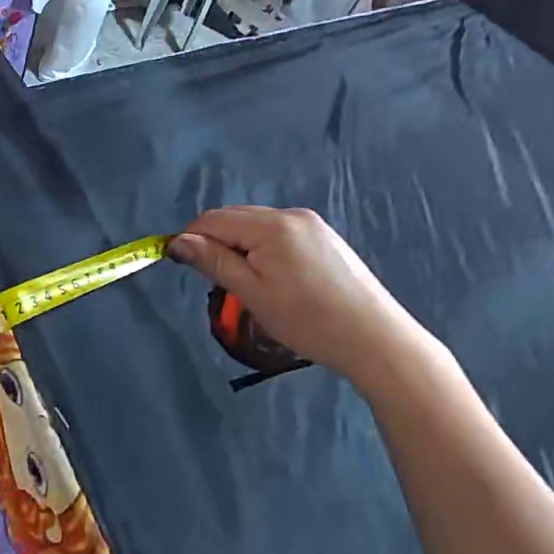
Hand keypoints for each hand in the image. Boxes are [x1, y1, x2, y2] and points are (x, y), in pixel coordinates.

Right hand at [169, 206, 429, 385]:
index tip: (177, 262)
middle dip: (215, 241)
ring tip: (244, 282)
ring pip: (256, 225)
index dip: (190, 237)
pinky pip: (278, 232)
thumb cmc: (308, 320)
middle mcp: (291, 214)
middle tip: (214, 279)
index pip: (214, 219)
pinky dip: (262, 247)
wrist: (376, 339)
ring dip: (239, 245)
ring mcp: (311, 224)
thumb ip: (214, 261)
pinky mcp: (324, 237)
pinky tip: (272, 277)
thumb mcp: (252, 293)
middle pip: (235, 217)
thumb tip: (178, 241)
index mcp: (271, 225)